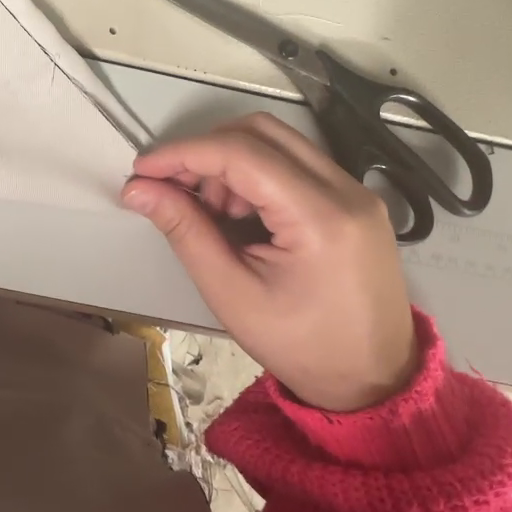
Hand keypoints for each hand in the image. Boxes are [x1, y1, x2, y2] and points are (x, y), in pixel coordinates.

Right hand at [121, 113, 416, 411]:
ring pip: (276, 140)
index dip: (183, 153)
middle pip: (259, 131)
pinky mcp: (353, 199)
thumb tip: (137, 189)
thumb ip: (185, 231)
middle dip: (205, 151)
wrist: (374, 380)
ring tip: (211, 210)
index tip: (141, 171)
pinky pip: (293, 161)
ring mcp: (355, 191)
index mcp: (320, 217)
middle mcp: (346, 190)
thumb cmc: (299, 345)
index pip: (240, 153)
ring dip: (229, 161)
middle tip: (176, 190)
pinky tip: (240, 213)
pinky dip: (253, 172)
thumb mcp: (230, 293)